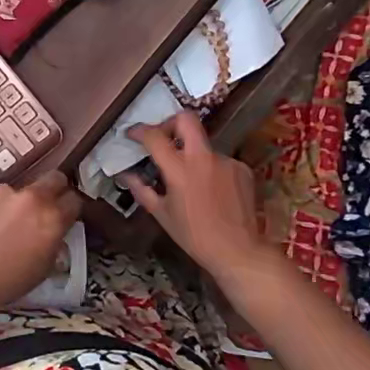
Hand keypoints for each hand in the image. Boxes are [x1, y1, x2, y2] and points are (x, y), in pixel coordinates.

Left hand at [0, 171, 83, 318]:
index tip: (64, 216)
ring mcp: (2, 191)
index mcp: (52, 219)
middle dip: (54, 190)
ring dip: (14, 204)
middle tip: (42, 209)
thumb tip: (53, 231)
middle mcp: (31, 198)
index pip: (74, 200)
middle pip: (54, 178)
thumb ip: (53, 241)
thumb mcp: (43, 268)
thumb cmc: (5, 283)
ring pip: (17, 191)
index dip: (70, 209)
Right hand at [122, 112, 274, 278]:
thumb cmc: (194, 236)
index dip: (139, 130)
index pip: (155, 136)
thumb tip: (126, 175)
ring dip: (192, 155)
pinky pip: (220, 161)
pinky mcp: (242, 168)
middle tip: (163, 138)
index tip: (133, 134)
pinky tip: (211, 191)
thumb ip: (142, 190)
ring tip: (190, 181)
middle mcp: (204, 158)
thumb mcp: (162, 214)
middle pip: (186, 119)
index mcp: (180, 170)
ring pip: (204, 145)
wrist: (238, 251)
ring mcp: (227, 161)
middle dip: (170, 123)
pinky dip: (211, 170)